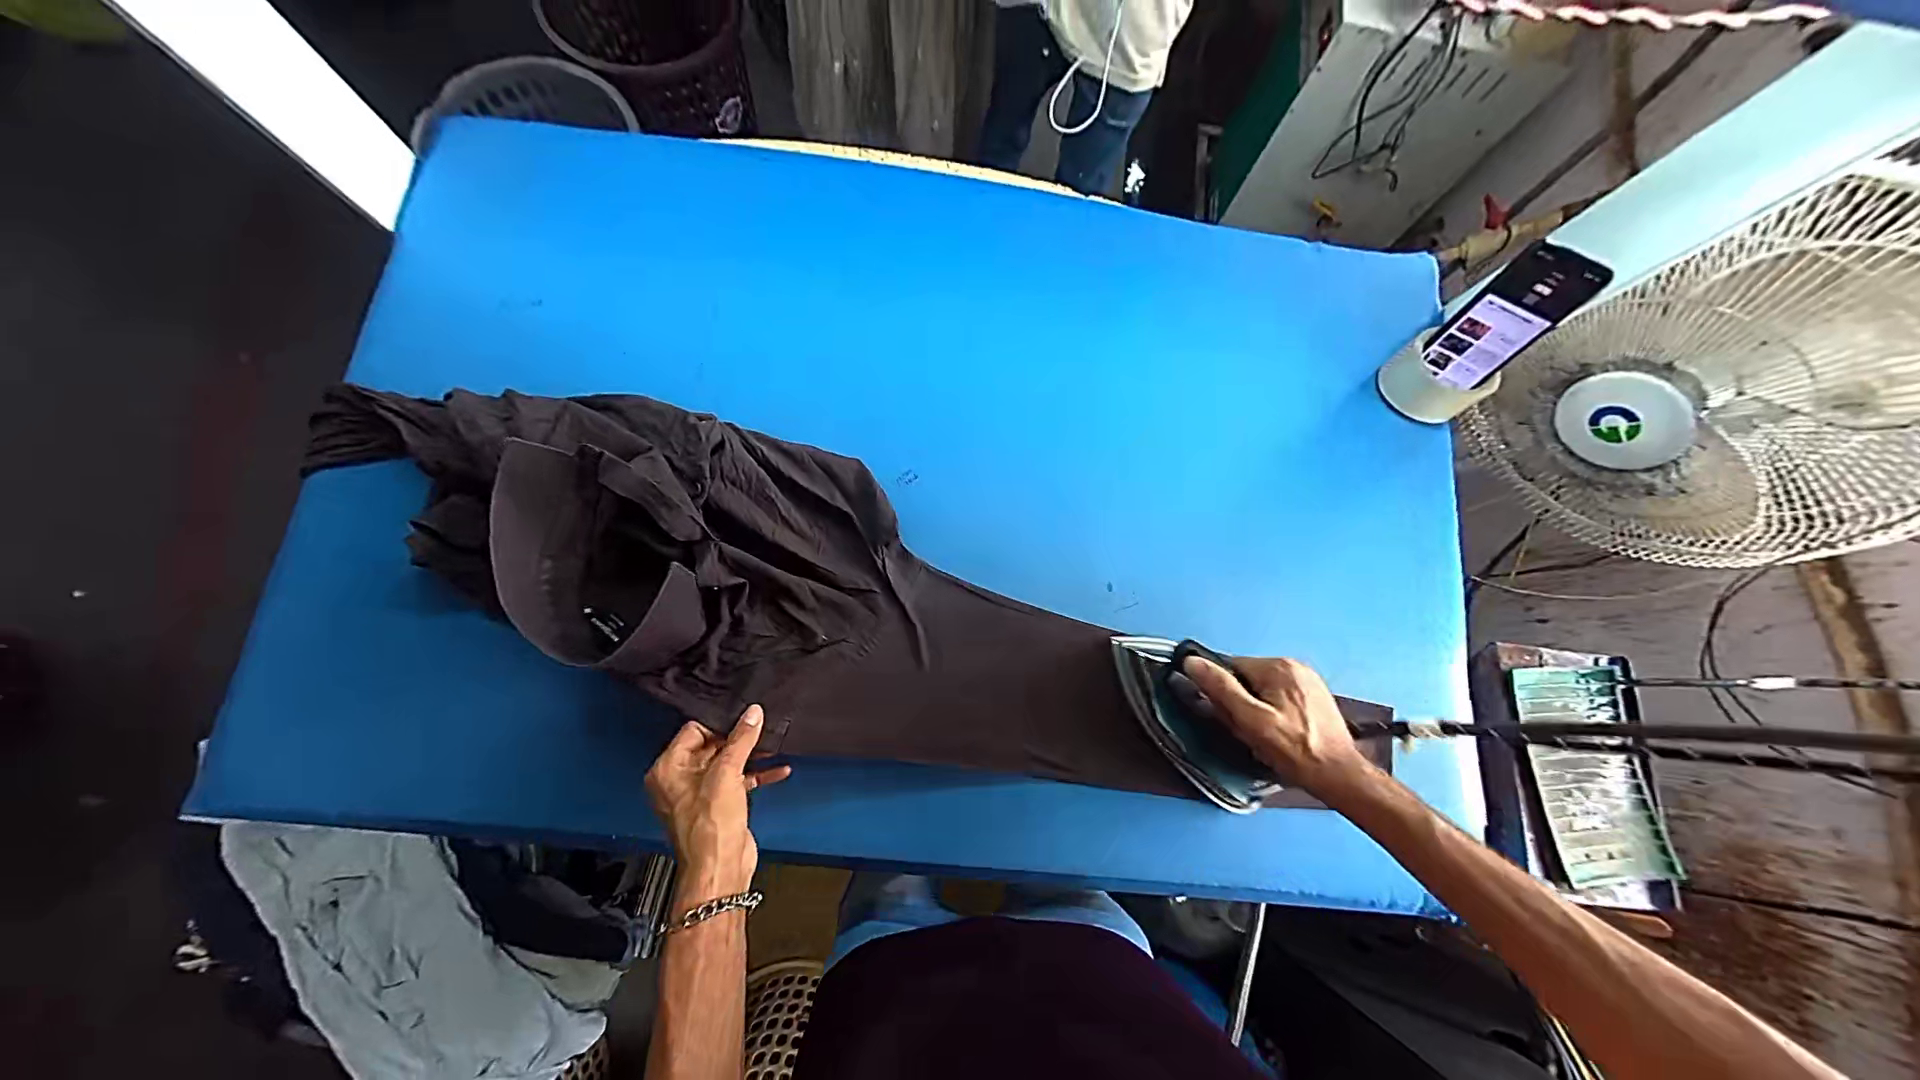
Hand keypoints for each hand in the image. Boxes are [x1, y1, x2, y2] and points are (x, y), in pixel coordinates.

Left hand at [645, 704, 791, 895]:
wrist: (720, 868)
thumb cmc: (710, 827)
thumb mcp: (727, 773)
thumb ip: (741, 740)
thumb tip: (752, 714)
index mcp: (668, 770)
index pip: (693, 731)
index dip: (719, 724)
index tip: (742, 719)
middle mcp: (678, 780)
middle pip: (711, 746)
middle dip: (738, 739)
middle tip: (761, 729)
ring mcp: (698, 794)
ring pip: (727, 764)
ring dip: (751, 756)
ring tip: (773, 745)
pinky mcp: (718, 806)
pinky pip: (738, 781)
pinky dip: (756, 775)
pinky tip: (778, 770)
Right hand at [1179, 655, 1373, 794]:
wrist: (1340, 776)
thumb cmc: (1293, 750)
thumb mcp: (1250, 720)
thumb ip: (1220, 688)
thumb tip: (1192, 662)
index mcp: (1277, 666)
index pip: (1230, 667)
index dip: (1223, 693)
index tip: (1230, 716)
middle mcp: (1294, 666)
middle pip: (1247, 678)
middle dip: (1241, 702)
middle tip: (1250, 730)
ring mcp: (1308, 681)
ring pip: (1263, 689)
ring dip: (1256, 709)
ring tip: (1266, 735)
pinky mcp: (1315, 697)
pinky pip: (1280, 697)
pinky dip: (1274, 712)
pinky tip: (1281, 734)